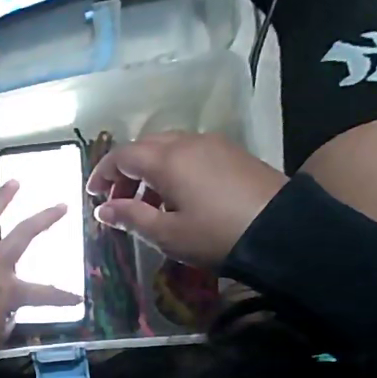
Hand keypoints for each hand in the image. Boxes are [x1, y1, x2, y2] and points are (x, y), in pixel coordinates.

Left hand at [0, 180, 81, 351]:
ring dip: (2, 200)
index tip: (78, 297)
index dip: (63, 297)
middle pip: (24, 236)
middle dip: (45, 219)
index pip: (44, 294)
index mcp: (10, 290)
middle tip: (61, 206)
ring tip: (14, 183)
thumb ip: (7, 318)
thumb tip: (7, 311)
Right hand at [87, 132, 286, 269]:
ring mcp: (213, 144)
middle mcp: (187, 142)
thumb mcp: (167, 234)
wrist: (283, 231)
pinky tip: (179, 197)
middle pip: (145, 147)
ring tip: (148, 204)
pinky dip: (174, 169)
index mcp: (166, 159)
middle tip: (118, 202)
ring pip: (169, 148)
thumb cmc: (216, 235)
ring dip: (150, 171)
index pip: (122, 156)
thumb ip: (131, 217)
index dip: (103, 174)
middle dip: (125, 172)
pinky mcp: (233, 153)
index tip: (93, 196)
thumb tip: (104, 209)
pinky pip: (191, 153)